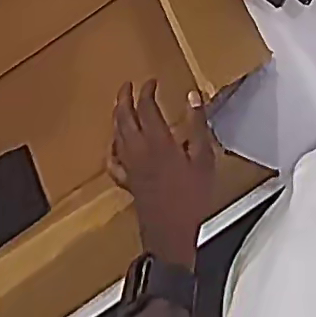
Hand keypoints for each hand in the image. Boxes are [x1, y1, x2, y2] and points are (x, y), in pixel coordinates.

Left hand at [108, 79, 213, 268]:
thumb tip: (193, 96)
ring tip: (121, 106)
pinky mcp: (127, 182)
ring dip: (117, 116)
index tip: (152, 81)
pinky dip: (112, 148)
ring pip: (116, 134)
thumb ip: (198, 125)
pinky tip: (115, 144)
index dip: (147, 91)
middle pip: (123, 116)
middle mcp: (138, 149)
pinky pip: (113, 161)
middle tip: (128, 85)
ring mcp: (129, 166)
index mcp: (157, 141)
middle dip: (124, 98)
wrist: (172, 235)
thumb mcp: (203, 158)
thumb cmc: (191, 197)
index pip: (146, 106)